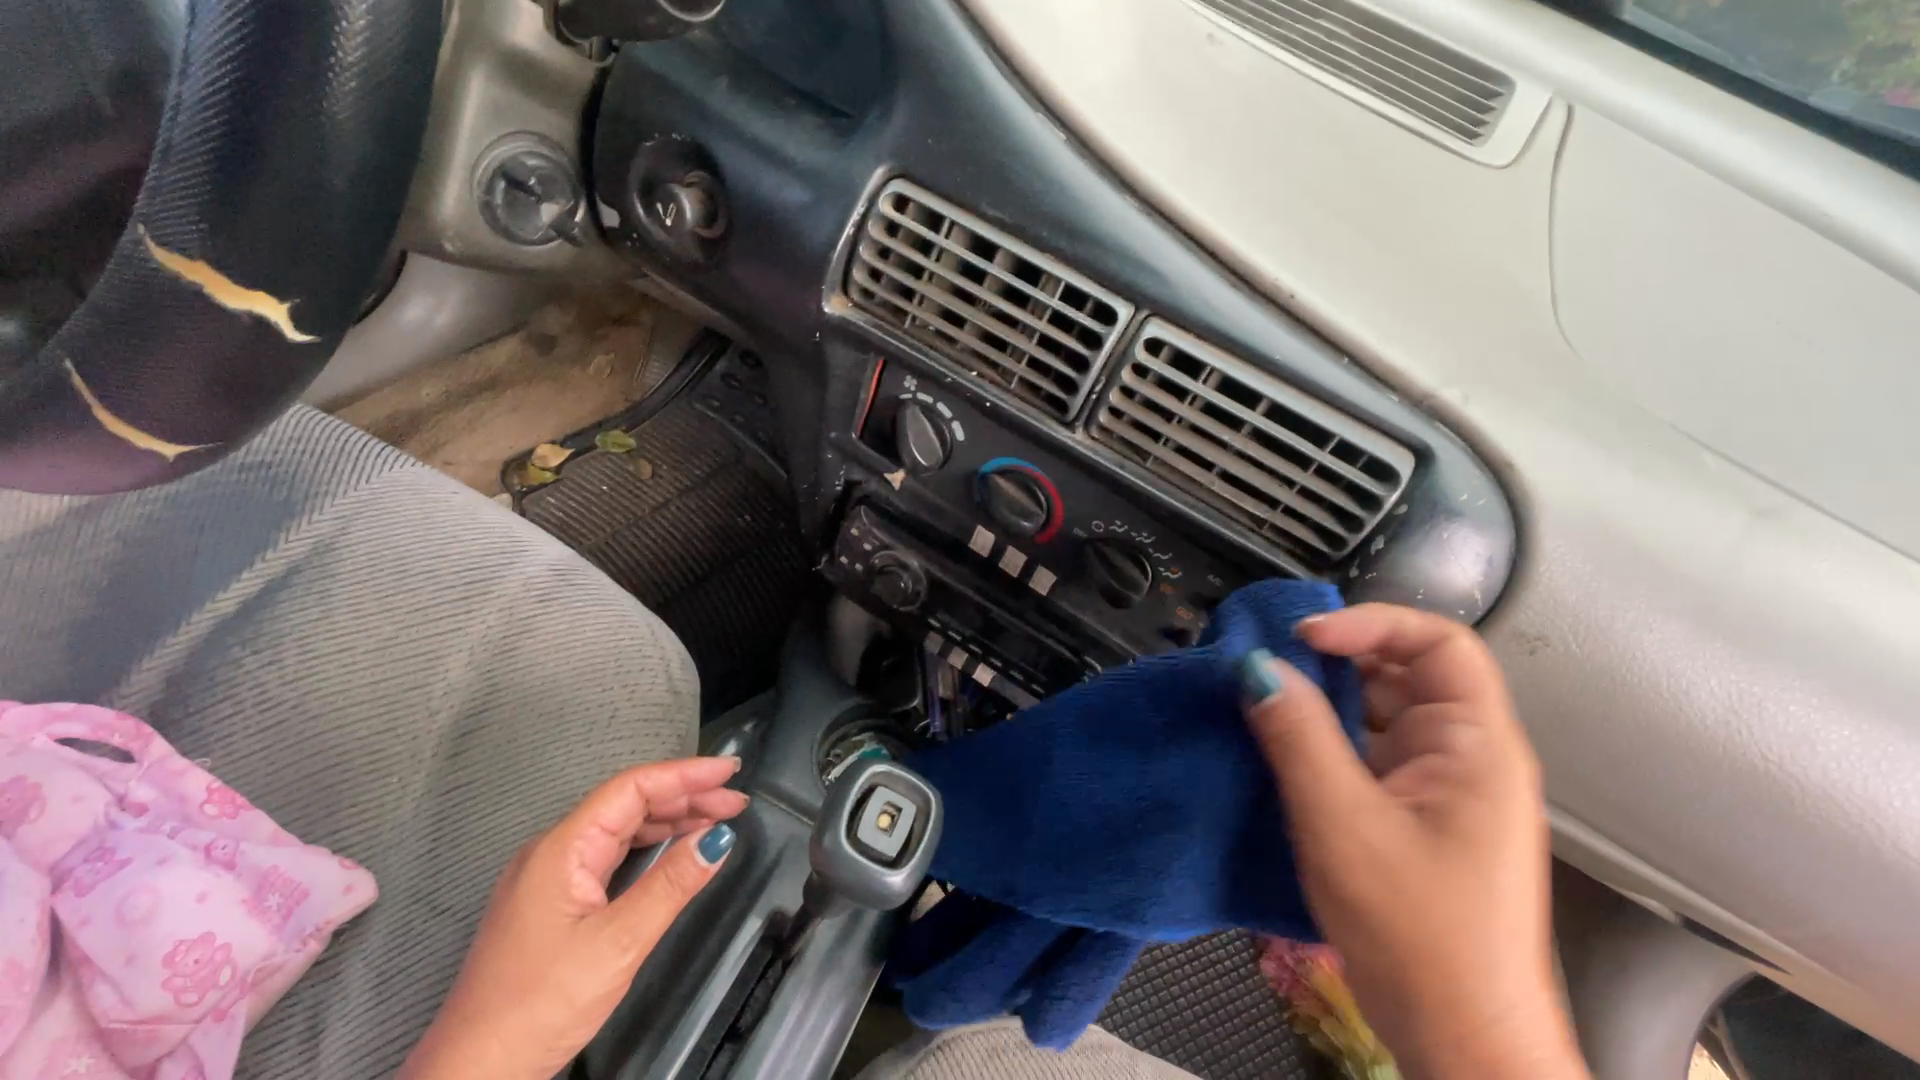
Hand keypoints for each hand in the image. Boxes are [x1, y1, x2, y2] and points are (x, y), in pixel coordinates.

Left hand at [399, 757, 749, 1079]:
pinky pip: (610, 855)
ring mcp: (550, 876)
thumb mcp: (618, 943)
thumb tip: (719, 839)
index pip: (631, 789)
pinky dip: (649, 846)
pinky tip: (676, 852)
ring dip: (670, 820)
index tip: (729, 770)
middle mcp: (553, 851)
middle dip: (685, 796)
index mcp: (562, 848)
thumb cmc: (542, 1005)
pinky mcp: (553, 902)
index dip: (684, 774)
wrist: (473, 1072)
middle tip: (736, 800)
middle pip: (627, 804)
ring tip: (719, 820)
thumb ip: (671, 885)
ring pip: (620, 829)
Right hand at [1242, 604, 1587, 1079]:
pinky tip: (1278, 749)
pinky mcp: (1412, 818)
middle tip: (1267, 666)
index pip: (1439, 644)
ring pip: (1379, 716)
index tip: (1302, 638)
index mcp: (1476, 744)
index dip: (1372, 624)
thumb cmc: (1416, 928)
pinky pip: (1367, 755)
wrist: (1459, 1037)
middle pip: (1404, 675)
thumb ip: (1298, 736)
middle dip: (1336, 662)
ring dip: (1324, 703)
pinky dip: (1324, 742)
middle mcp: (1464, 755)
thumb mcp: (1342, 823)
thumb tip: (1256, 667)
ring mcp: (1438, 789)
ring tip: (1261, 701)